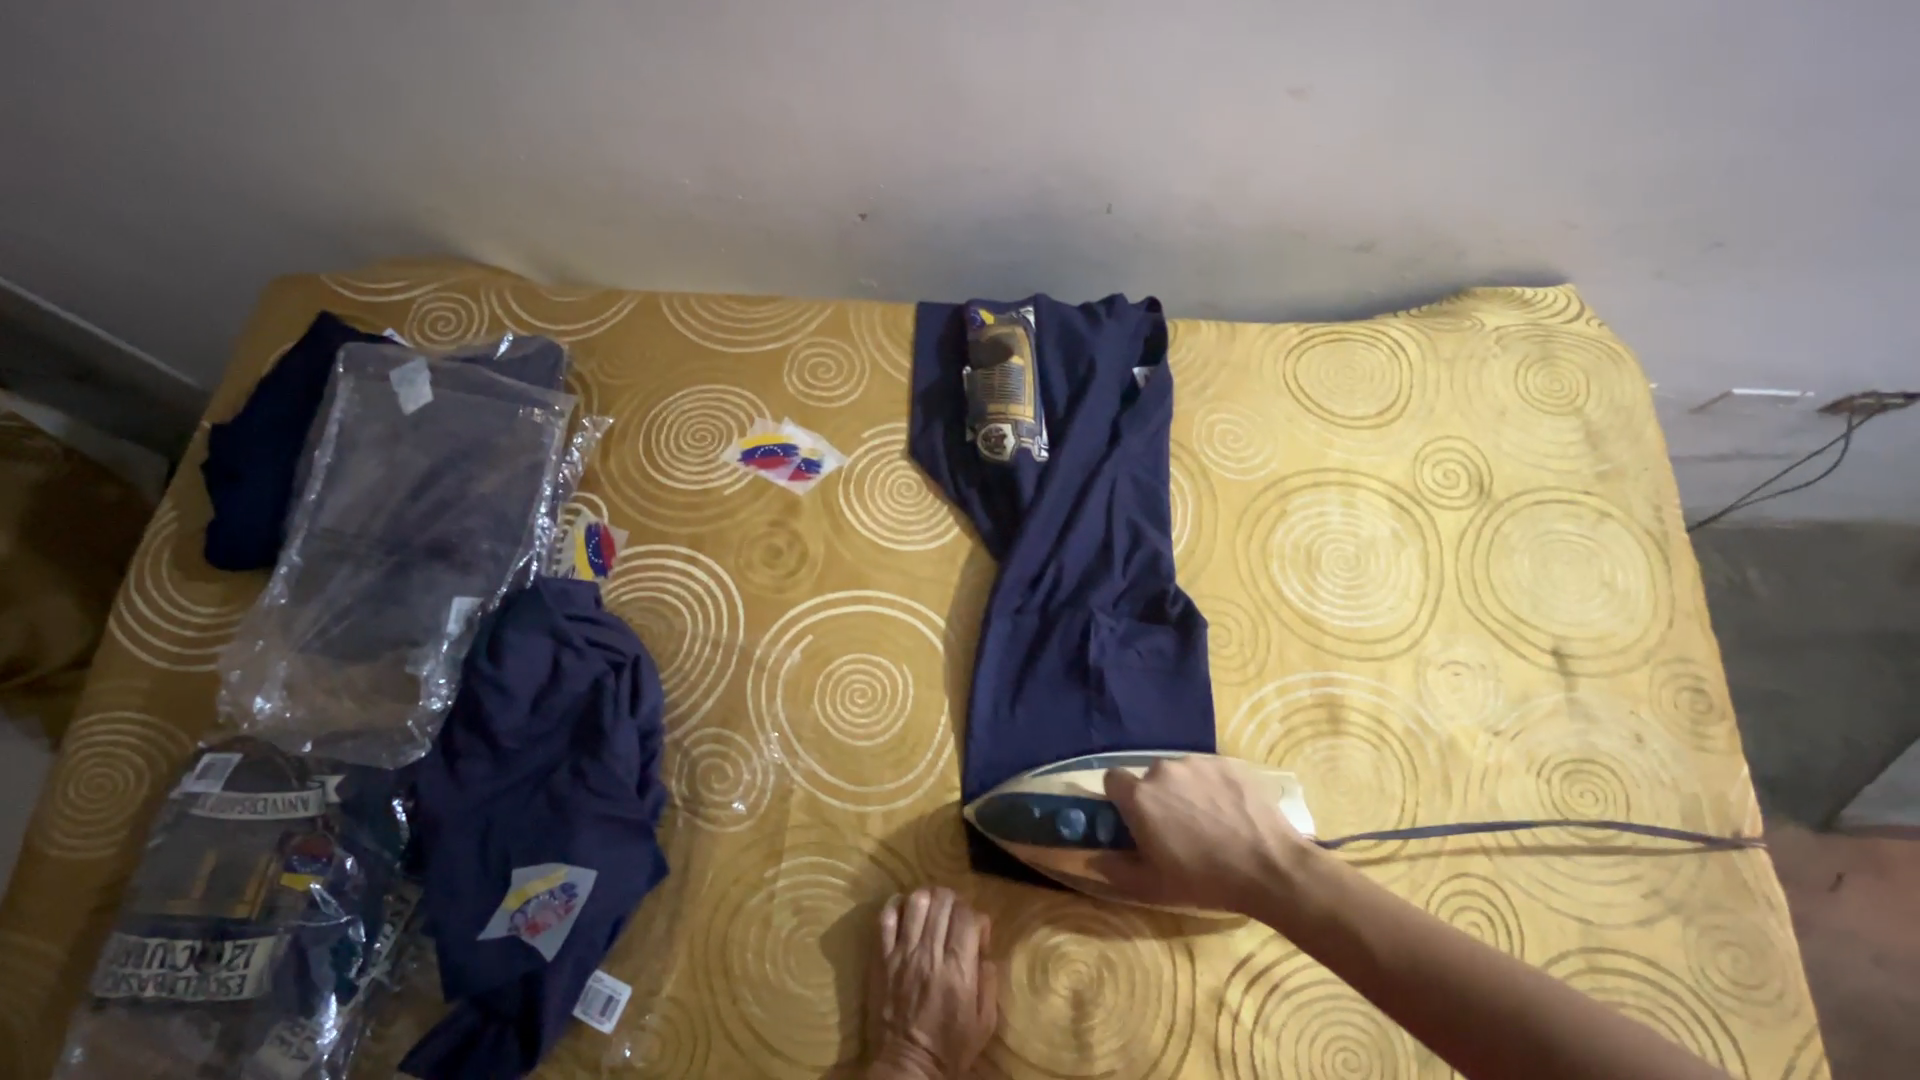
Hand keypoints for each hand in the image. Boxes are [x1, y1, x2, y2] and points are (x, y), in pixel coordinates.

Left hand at [864, 887, 998, 1079]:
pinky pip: (884, 917)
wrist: (907, 1066)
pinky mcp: (881, 958)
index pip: (968, 917)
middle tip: (957, 917)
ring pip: (916, 901)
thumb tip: (984, 951)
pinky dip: (897, 904)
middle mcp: (929, 954)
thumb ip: (989, 981)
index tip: (978, 934)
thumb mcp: (985, 1022)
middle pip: (943, 902)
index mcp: (958, 970)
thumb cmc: (950, 1046)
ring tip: (934, 909)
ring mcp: (902, 953)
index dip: (977, 917)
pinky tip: (907, 909)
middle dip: (955, 902)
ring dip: (929, 898)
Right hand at [1093, 755, 1315, 913]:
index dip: (1120, 798)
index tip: (1135, 819)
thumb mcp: (1153, 886)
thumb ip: (1116, 869)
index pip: (1112, 779)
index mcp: (1140, 796)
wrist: (1270, 868)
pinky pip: (1212, 770)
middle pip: (1150, 777)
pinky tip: (1233, 811)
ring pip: (1182, 772)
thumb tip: (1093, 857)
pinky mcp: (1230, 762)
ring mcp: (1199, 762)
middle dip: (1158, 797)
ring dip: (1187, 790)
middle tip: (1177, 827)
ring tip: (1210, 820)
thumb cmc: (1205, 880)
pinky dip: (1216, 786)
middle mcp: (1164, 770)